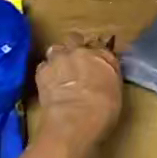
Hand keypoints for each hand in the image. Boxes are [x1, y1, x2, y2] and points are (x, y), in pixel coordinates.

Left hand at [35, 33, 122, 154]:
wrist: (75, 119)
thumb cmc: (104, 109)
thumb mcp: (115, 90)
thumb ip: (107, 75)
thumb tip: (102, 74)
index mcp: (104, 56)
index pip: (100, 44)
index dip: (96, 52)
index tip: (96, 60)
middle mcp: (81, 51)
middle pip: (75, 39)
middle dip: (74, 46)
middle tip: (76, 61)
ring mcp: (59, 58)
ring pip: (56, 49)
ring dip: (58, 57)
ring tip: (61, 71)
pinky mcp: (41, 70)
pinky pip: (44, 64)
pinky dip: (47, 71)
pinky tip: (51, 82)